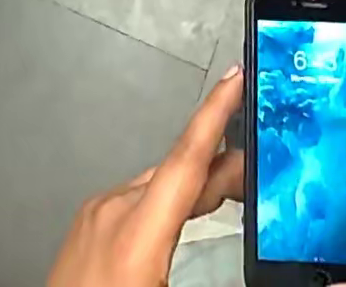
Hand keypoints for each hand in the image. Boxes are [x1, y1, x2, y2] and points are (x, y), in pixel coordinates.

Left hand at [47, 67, 244, 286]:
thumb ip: (215, 268)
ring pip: (155, 186)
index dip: (215, 114)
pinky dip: (165, 201)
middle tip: (260, 164)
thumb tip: (255, 254)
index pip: (184, 159)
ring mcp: (93, 219)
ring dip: (193, 186)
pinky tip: (181, 214)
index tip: (235, 77)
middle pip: (176, 171)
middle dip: (220, 163)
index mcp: (134, 235)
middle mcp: (110, 213)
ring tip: (231, 191)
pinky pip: (135, 201)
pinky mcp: (85, 229)